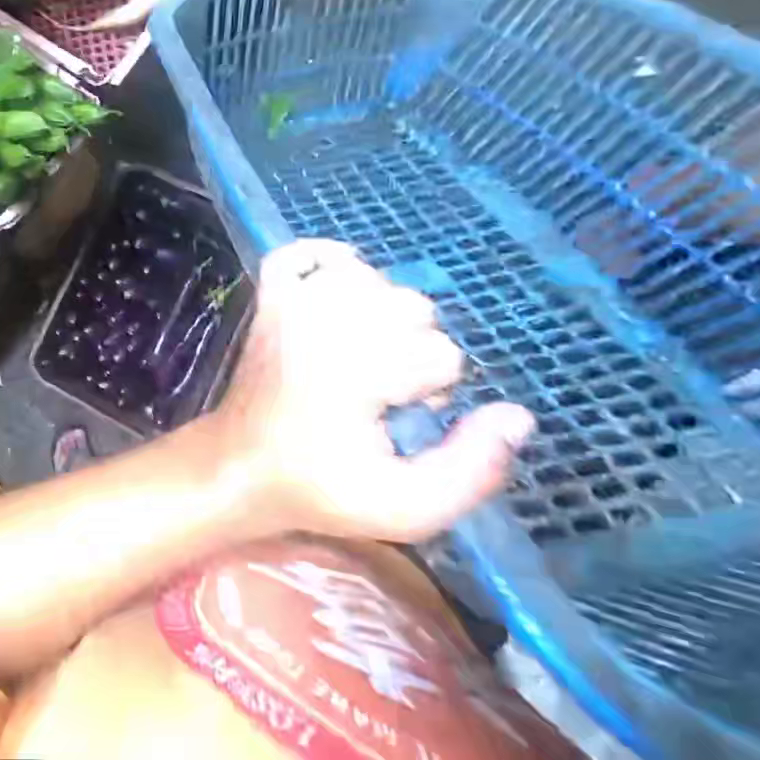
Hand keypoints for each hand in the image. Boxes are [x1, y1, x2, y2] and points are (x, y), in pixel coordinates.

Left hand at [211, 240, 533, 541]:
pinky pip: (299, 253)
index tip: (401, 416)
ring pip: (370, 275)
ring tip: (363, 351)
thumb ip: (474, 468)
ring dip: (380, 310)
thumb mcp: (407, 507)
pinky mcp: (267, 299)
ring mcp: (289, 303)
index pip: (442, 352)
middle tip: (383, 389)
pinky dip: (323, 260)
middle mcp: (322, 321)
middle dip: (413, 347)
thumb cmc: (320, 489)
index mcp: (356, 368)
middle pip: (413, 305)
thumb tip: (517, 415)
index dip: (434, 390)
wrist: (242, 466)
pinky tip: (339, 285)